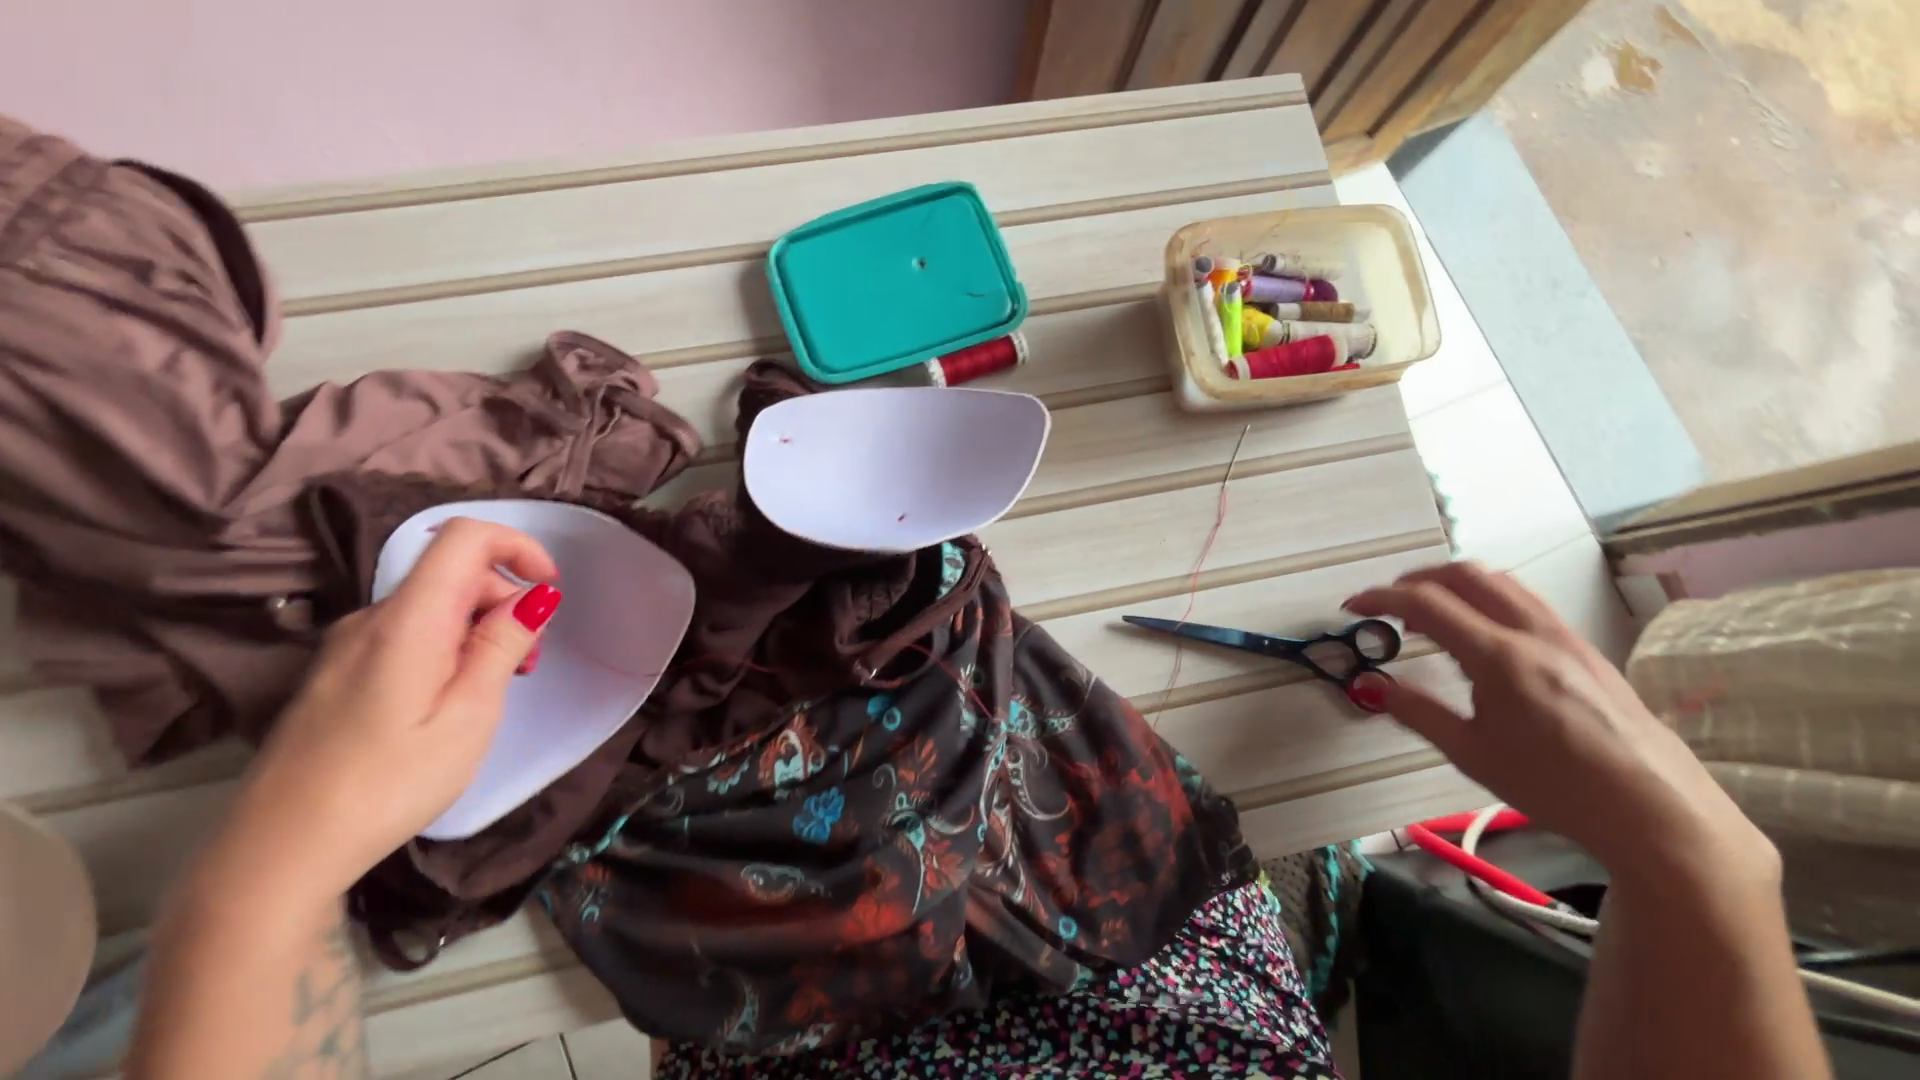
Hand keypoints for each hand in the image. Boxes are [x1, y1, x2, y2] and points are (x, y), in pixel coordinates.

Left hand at [212, 518, 562, 908]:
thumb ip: (502, 645)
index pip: (464, 536)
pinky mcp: (336, 672)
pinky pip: (406, 634)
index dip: (517, 546)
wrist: (280, 849)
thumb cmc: (390, 783)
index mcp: (408, 620)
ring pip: (432, 605)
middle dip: (506, 600)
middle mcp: (371, 618)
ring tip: (495, 689)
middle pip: (452, 572)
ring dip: (478, 628)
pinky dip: (447, 647)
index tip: (550, 589)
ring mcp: (346, 644)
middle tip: (528, 663)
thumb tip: (535, 595)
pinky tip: (450, 701)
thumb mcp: (469, 715)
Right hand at [1344, 562, 1775, 890]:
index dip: (1382, 598)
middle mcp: (1534, 633)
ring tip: (1427, 611)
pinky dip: (1485, 598)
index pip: (1428, 604)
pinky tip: (1477, 632)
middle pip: (1466, 574)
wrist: (1654, 809)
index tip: (1352, 606)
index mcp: (1500, 658)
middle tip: (1386, 602)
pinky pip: (1524, 601)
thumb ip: (1416, 711)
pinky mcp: (1583, 647)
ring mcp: (1565, 636)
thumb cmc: (1555, 787)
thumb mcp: (1472, 754)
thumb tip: (1369, 685)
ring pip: (1500, 582)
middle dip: (1416, 579)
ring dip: (1454, 583)